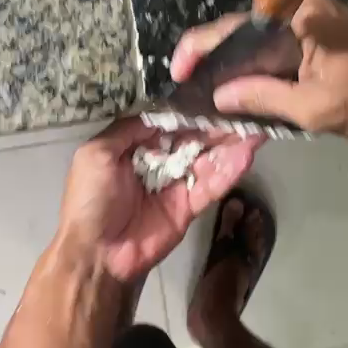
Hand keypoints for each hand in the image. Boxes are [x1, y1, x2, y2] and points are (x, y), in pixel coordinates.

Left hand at [56, 118, 260, 282]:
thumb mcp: (96, 154)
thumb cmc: (90, 199)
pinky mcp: (189, 207)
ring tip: (257, 127)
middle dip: (218, 126)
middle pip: (194, 139)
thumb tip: (160, 112)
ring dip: (231, 144)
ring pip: (208, 160)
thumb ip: (128, 130)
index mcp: (136, 147)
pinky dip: (229, 171)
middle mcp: (159, 162)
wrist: (96, 253)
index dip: (191, 111)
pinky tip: (248, 154)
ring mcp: (176, 185)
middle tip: (245, 109)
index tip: (215, 94)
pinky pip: (211, 186)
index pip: (169, 124)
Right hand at [171, 0, 347, 137]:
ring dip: (243, 61)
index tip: (178, 72)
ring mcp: (316, 13)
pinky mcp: (327, 26)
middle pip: (245, 29)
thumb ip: (262, 97)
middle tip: (195, 85)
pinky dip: (266, 60)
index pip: (232, 28)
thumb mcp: (312, 107)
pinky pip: (283, 40)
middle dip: (218, 56)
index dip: (198, 49)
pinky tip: (256, 83)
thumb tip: (217, 94)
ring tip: (219, 89)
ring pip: (264, 36)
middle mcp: (301, 6)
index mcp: (295, 16)